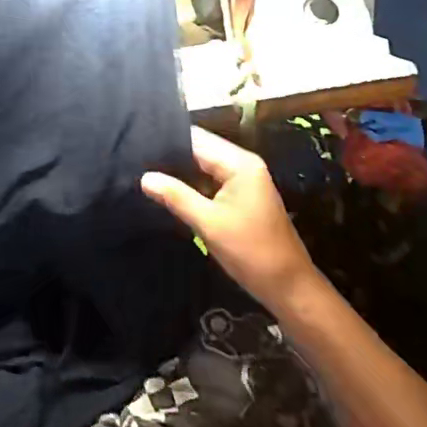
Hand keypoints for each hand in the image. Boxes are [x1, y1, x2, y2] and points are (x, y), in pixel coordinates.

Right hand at [142, 127, 325, 312]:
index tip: (138, 147)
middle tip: (138, 163)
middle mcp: (243, 164)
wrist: (289, 287)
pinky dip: (192, 184)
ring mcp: (244, 179)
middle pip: (200, 149)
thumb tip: (144, 177)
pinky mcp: (242, 195)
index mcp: (239, 163)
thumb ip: (175, 196)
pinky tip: (169, 190)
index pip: (196, 139)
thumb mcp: (208, 223)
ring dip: (179, 171)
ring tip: (146, 173)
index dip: (167, 142)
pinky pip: (210, 179)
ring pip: (204, 165)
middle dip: (171, 156)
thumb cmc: (251, 252)